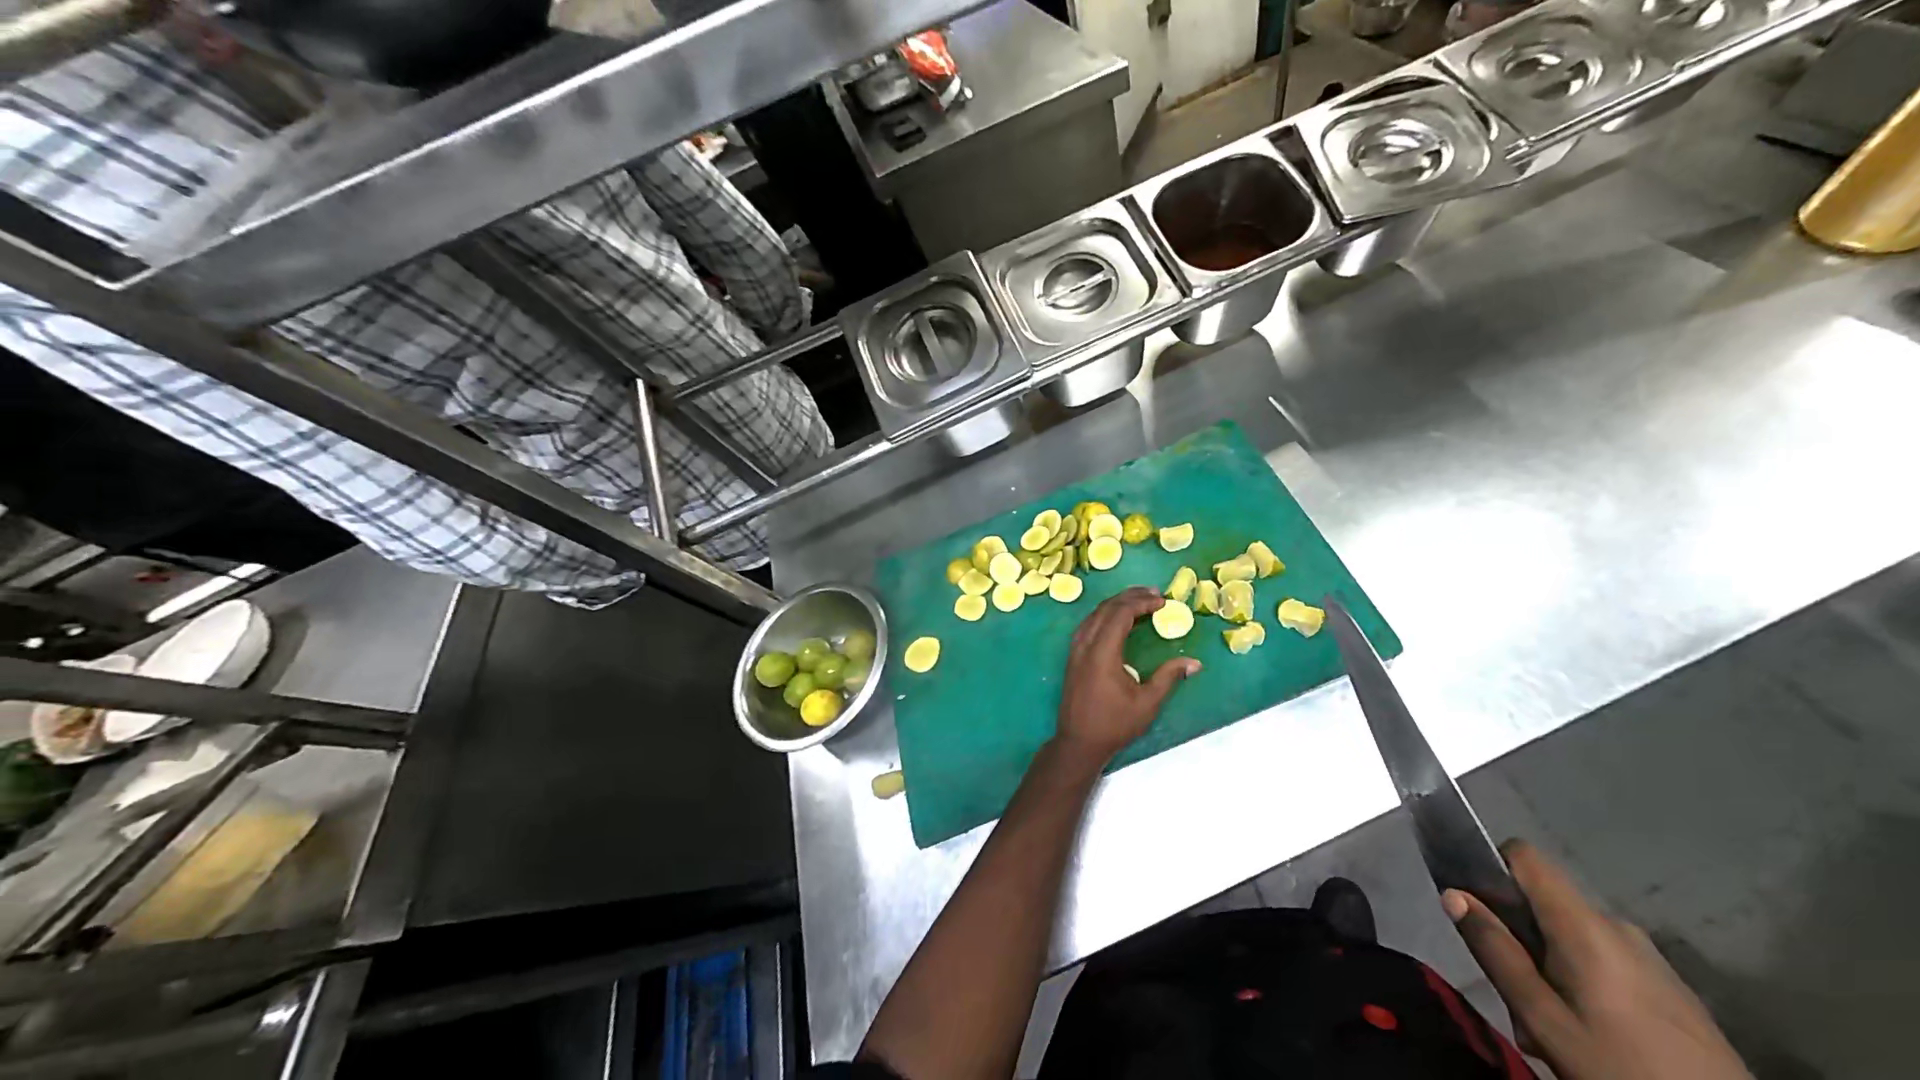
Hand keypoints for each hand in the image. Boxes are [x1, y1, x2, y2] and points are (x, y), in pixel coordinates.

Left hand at [1055, 586, 1201, 765]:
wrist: (1078, 741)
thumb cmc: (1113, 724)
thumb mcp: (1147, 703)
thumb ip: (1169, 678)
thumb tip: (1194, 663)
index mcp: (1102, 653)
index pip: (1120, 614)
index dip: (1141, 603)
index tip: (1162, 601)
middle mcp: (1085, 645)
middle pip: (1106, 609)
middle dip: (1130, 597)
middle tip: (1155, 594)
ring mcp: (1075, 650)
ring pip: (1094, 614)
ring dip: (1117, 604)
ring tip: (1140, 601)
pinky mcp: (1073, 656)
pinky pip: (1088, 624)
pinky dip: (1105, 615)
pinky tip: (1118, 618)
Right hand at [1444, 840, 1752, 1079]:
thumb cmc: (1623, 1068)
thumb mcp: (1544, 1019)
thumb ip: (1496, 952)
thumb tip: (1452, 894)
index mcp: (1584, 925)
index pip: (1525, 855)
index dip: (1491, 866)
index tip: (1475, 904)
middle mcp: (1617, 926)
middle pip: (1542, 905)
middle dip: (1516, 939)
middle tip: (1515, 997)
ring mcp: (1649, 957)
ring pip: (1570, 938)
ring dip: (1547, 968)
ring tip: (1551, 1026)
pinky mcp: (1669, 987)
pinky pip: (1603, 963)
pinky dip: (1581, 985)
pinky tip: (1590, 1035)